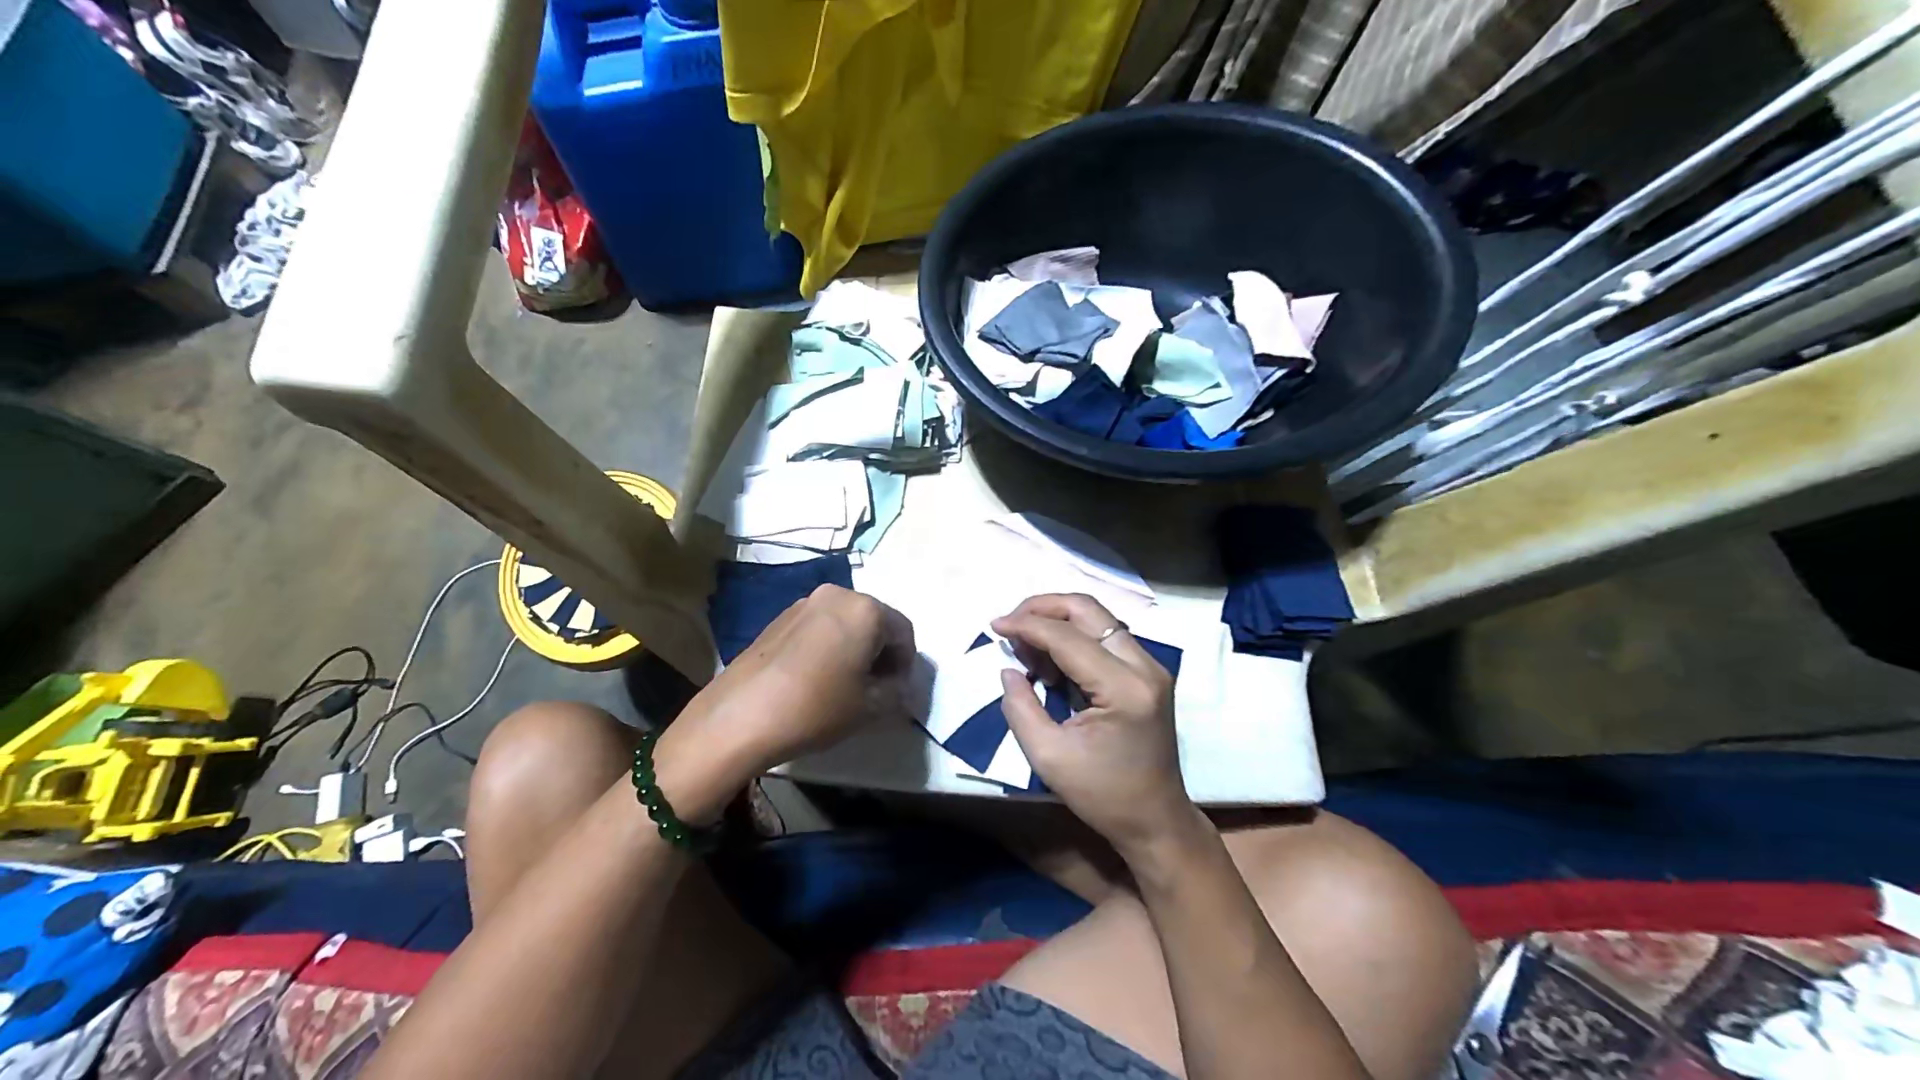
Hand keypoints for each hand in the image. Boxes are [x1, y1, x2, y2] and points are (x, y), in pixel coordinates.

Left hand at [672, 585, 914, 792]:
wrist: (740, 716)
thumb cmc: (816, 707)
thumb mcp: (870, 708)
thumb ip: (898, 692)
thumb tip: (900, 685)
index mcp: (866, 609)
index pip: (904, 632)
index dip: (905, 665)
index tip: (895, 693)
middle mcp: (837, 595)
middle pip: (874, 621)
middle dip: (880, 653)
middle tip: (873, 689)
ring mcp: (804, 603)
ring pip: (845, 623)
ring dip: (853, 649)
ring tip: (842, 685)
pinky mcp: (779, 617)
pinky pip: (819, 627)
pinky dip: (828, 646)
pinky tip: (815, 678)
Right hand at [993, 594, 1202, 854]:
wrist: (1155, 820)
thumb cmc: (1102, 795)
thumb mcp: (1048, 757)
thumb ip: (1021, 707)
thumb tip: (1009, 669)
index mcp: (1123, 688)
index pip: (1067, 637)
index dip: (1027, 625)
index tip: (994, 626)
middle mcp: (1144, 666)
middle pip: (1088, 609)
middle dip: (1043, 607)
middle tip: (1009, 623)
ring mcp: (1150, 666)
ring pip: (1098, 618)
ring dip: (1058, 620)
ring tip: (1026, 644)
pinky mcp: (1147, 673)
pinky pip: (1106, 636)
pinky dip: (1074, 636)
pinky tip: (1050, 657)